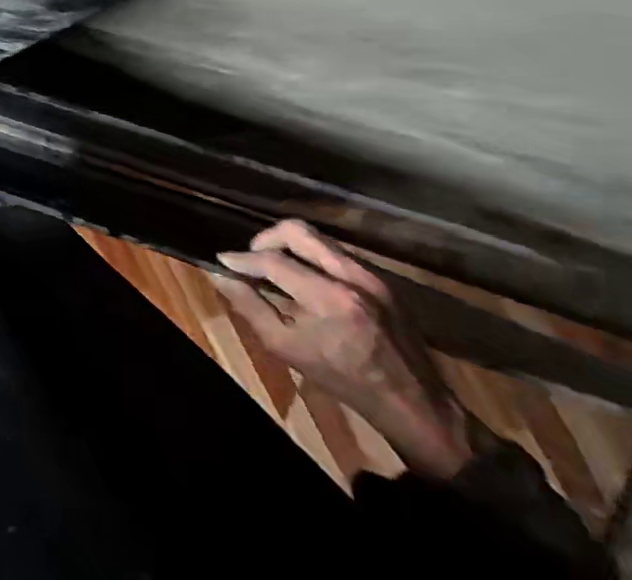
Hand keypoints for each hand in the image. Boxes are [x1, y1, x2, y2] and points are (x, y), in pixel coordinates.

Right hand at [214, 219, 477, 478]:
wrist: (411, 399)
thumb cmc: (342, 377)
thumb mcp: (285, 347)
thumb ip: (249, 306)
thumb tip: (220, 277)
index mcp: (329, 298)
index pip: (273, 261)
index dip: (241, 258)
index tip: (222, 260)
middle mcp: (354, 277)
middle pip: (299, 231)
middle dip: (265, 239)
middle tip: (252, 257)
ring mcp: (374, 276)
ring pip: (319, 240)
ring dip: (290, 248)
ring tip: (275, 268)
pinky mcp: (384, 280)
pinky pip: (338, 254)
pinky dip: (313, 258)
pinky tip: (305, 279)